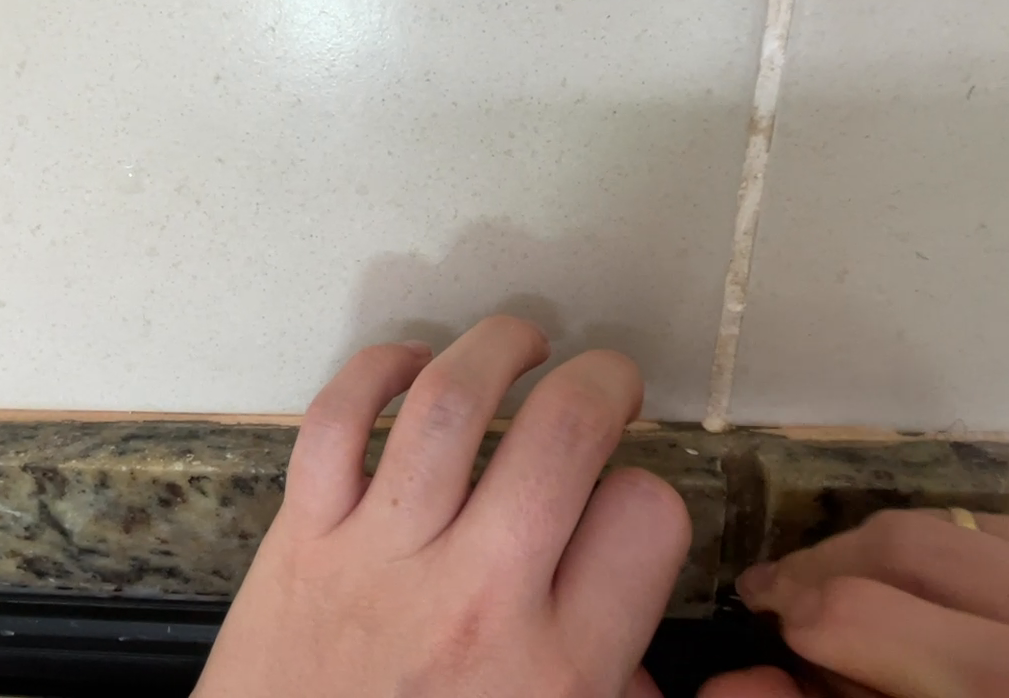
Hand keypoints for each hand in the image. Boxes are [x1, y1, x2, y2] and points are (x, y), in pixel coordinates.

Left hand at [194, 315, 692, 697]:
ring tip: (523, 343)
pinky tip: (413, 366)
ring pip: (450, 403)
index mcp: (559, 668)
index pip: (646, 516)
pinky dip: (377, 370)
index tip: (624, 495)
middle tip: (605, 379)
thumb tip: (705, 667)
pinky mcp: (303, 532)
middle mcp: (476, 595)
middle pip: (563, 433)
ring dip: (498, 346)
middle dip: (603, 379)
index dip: (649, 492)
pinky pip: (336, 420)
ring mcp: (381, 554)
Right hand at [704, 508, 1008, 697]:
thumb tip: (734, 681)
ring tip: (845, 584)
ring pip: (987, 527)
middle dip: (841, 564)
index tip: (763, 610)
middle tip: (782, 591)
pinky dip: (959, 543)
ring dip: (889, 549)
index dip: (847, 624)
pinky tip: (938, 585)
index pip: (989, 665)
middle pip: (966, 562)